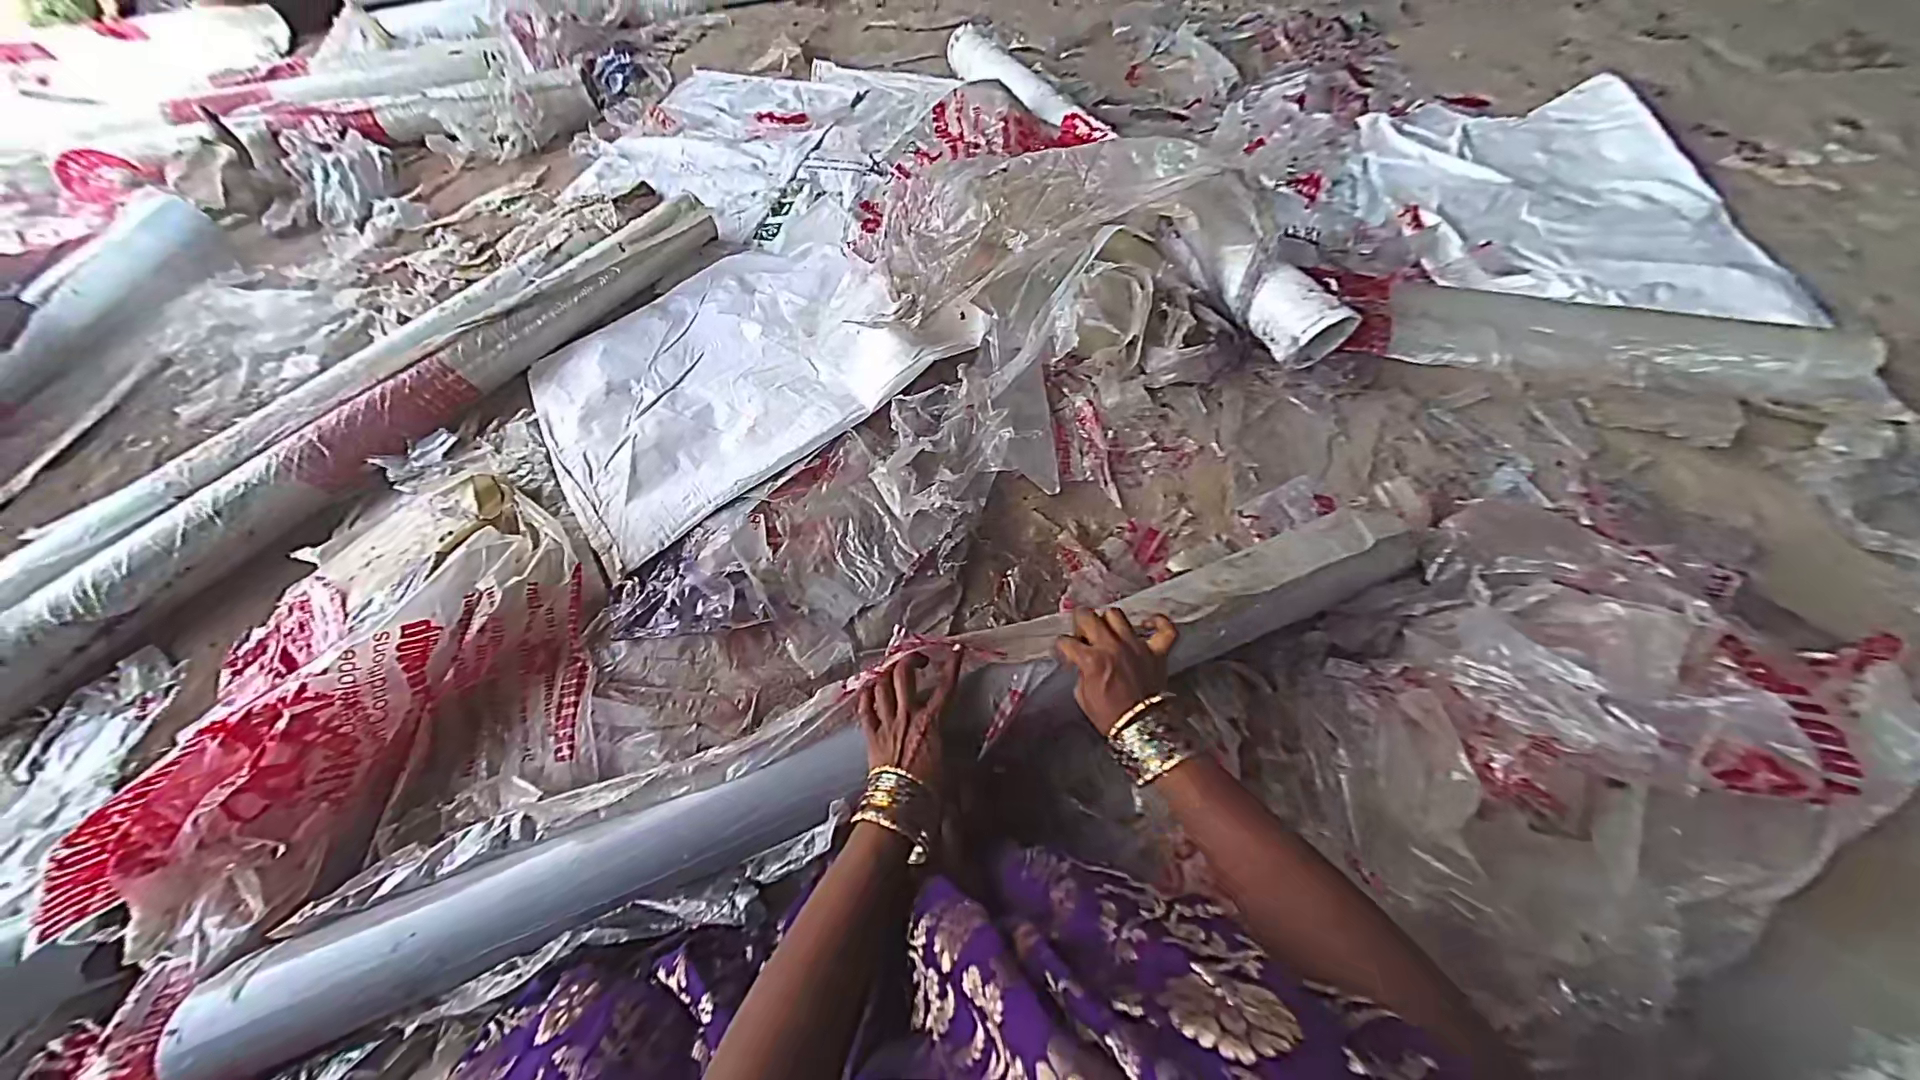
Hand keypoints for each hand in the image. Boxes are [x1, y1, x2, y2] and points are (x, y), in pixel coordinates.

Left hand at [856, 647, 961, 789]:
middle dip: (910, 659)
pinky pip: (864, 707)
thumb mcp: (952, 766)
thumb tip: (972, 750)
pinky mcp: (870, 735)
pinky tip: (870, 688)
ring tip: (893, 670)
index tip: (956, 650)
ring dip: (886, 673)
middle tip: (919, 659)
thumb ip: (959, 749)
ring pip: (881, 685)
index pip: (946, 686)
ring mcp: (886, 723)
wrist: (899, 808)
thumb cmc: (930, 791)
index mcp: (931, 722)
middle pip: (903, 674)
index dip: (952, 665)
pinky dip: (866, 694)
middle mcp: (907, 716)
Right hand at [1054, 608, 1177, 733]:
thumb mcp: (1082, 694)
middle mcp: (1112, 646)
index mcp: (1091, 659)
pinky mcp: (1156, 651)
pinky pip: (1164, 629)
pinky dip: (1157, 623)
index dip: (1063, 646)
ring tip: (1108, 630)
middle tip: (1083, 634)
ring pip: (1116, 614)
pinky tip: (1146, 624)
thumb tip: (1082, 659)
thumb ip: (1081, 671)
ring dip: (1107, 620)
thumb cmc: (1108, 715)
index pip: (1066, 641)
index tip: (1066, 651)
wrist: (1140, 727)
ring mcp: (1136, 646)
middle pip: (1088, 616)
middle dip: (1079, 623)